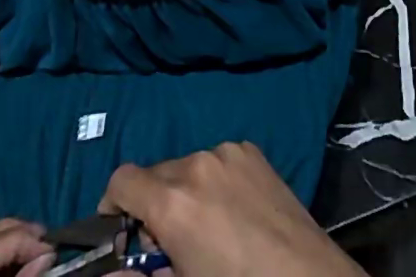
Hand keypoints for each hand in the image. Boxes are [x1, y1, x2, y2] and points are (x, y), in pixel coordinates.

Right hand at [99, 142, 365, 276]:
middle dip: (150, 205)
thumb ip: (139, 273)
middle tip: (165, 244)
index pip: (122, 180)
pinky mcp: (253, 151)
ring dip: (183, 191)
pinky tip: (230, 210)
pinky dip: (212, 180)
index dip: (113, 207)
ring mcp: (230, 152)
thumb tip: (112, 267)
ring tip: (204, 227)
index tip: (122, 234)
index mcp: (174, 199)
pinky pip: (217, 161)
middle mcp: (198, 163)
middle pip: (154, 174)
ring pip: (187, 166)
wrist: (303, 273)